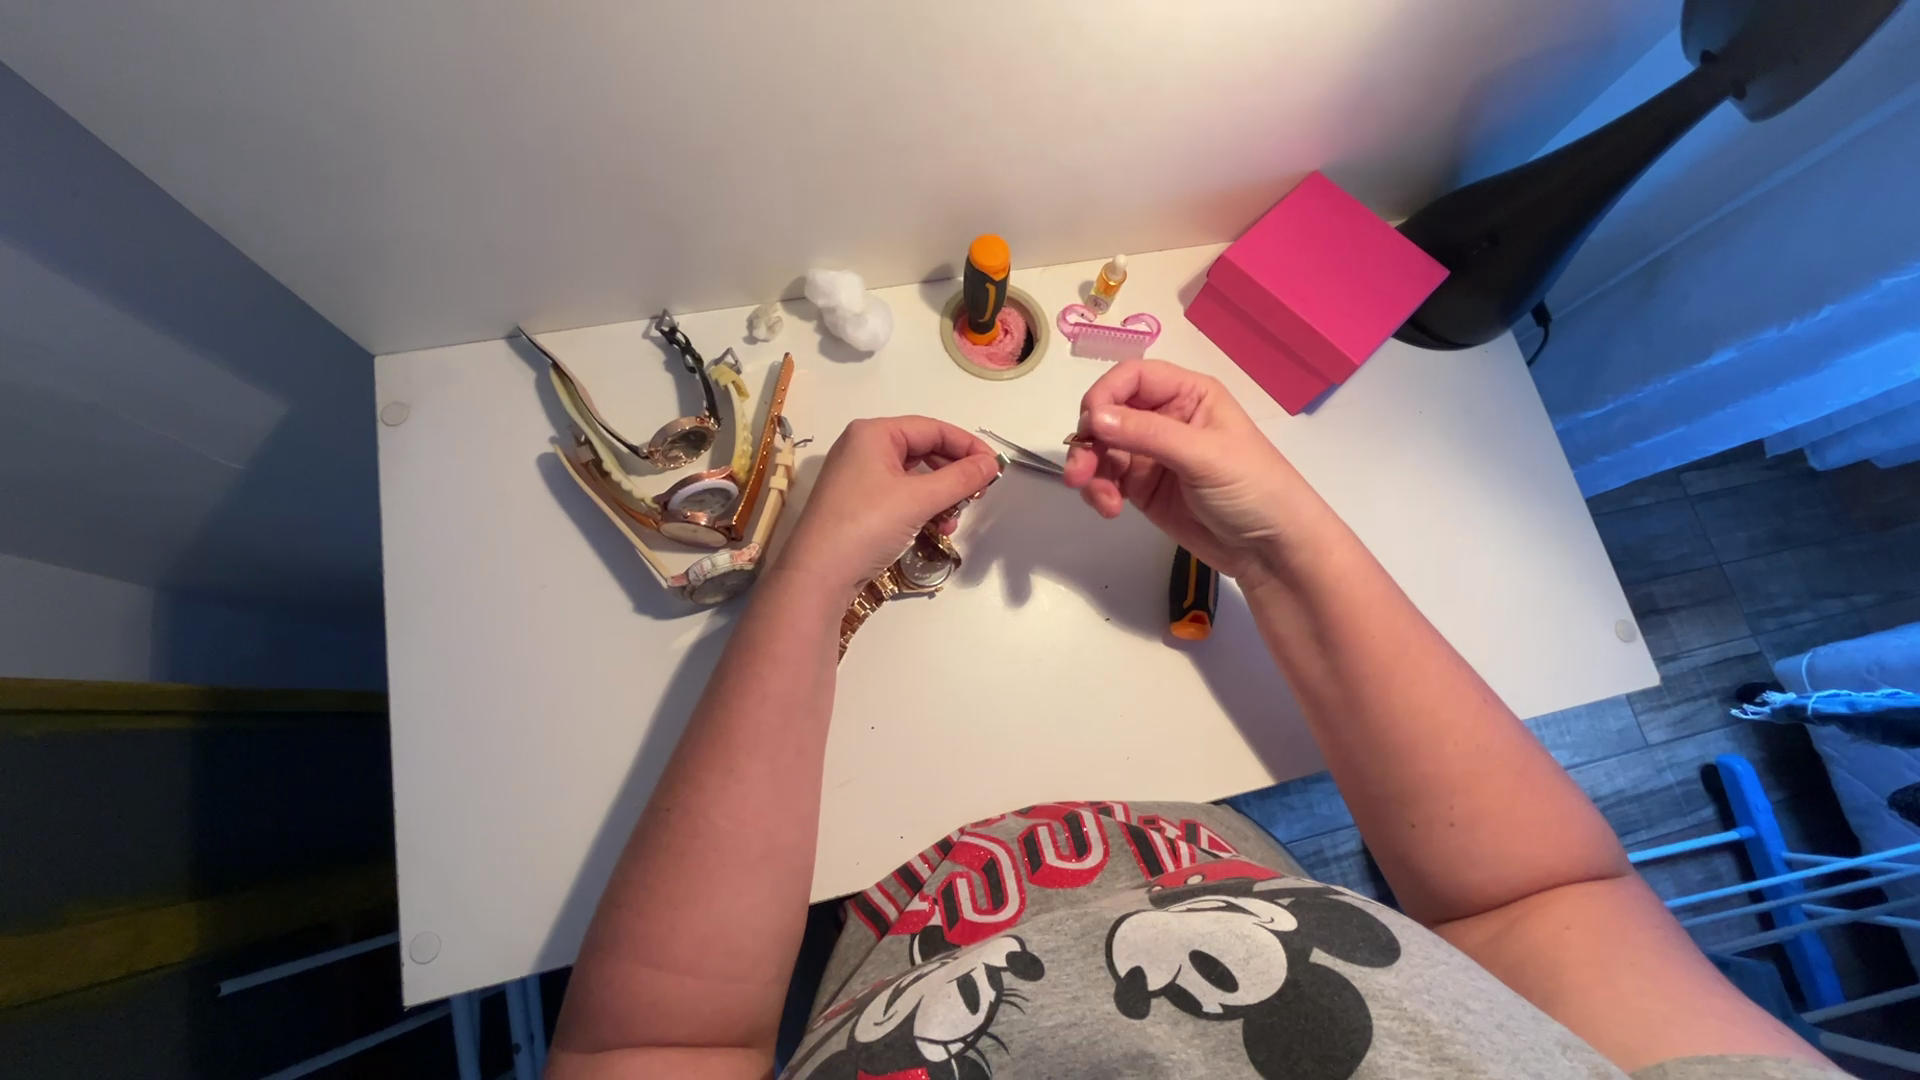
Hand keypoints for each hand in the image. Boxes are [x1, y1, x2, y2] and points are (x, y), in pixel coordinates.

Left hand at [777, 417, 1002, 598]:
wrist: (818, 574)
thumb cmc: (866, 525)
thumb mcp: (919, 499)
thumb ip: (960, 479)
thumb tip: (992, 464)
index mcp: (873, 434)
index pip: (932, 429)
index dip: (967, 446)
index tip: (995, 467)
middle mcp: (864, 448)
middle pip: (924, 451)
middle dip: (954, 474)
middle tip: (977, 496)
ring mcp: (860, 478)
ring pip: (915, 477)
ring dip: (941, 496)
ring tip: (954, 521)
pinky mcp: (860, 505)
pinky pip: (902, 496)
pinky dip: (923, 509)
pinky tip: (937, 529)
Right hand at [1062, 359, 1327, 585]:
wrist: (1271, 549)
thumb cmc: (1253, 489)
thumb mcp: (1204, 456)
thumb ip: (1148, 435)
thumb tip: (1094, 418)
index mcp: (1187, 395)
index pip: (1132, 378)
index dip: (1105, 395)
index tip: (1090, 424)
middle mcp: (1164, 419)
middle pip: (1108, 414)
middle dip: (1089, 441)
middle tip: (1079, 473)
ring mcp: (1151, 455)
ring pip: (1101, 450)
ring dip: (1090, 471)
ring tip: (1100, 499)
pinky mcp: (1142, 489)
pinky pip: (1106, 480)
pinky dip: (1098, 492)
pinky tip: (1110, 510)